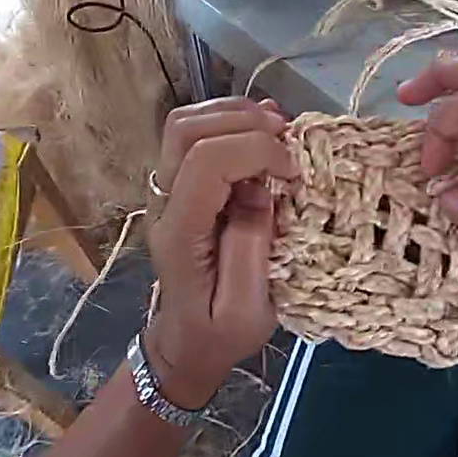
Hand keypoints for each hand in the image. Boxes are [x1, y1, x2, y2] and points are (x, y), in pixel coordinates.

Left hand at [143, 98, 295, 407]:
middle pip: (186, 130)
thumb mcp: (246, 312)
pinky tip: (262, 130)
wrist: (185, 341)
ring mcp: (166, 191)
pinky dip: (230, 122)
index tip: (293, 171)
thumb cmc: (218, 333)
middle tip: (287, 137)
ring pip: (185, 124)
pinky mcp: (180, 186)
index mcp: (180, 232)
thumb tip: (261, 190)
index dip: (255, 151)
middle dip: (243, 121)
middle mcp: (164, 202)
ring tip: (278, 130)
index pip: (206, 162)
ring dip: (235, 115)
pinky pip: (195, 136)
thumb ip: (250, 250)